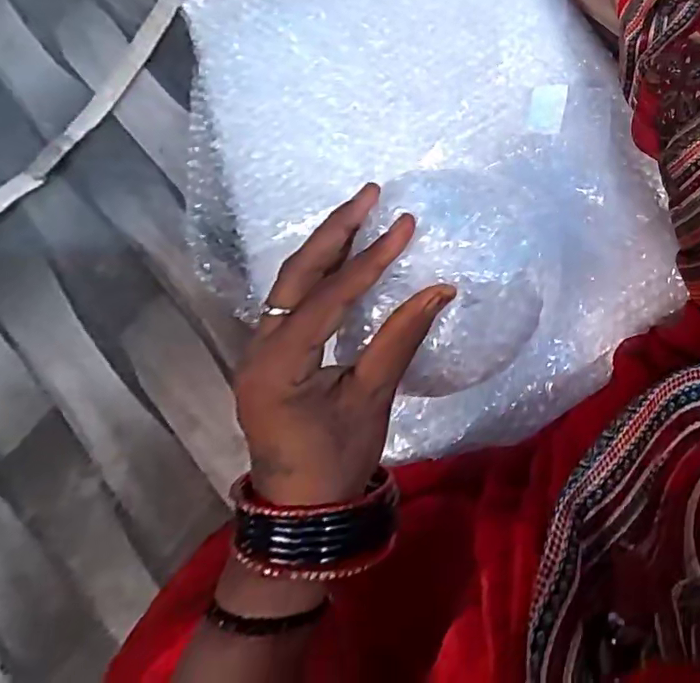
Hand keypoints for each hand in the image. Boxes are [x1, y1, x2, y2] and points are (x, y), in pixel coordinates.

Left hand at [232, 183, 453, 505]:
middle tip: (368, 194)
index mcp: (279, 364)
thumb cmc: (335, 458)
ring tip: (360, 211)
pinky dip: (323, 269)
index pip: (329, 297)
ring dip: (327, 244)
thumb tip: (440, 289)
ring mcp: (260, 347)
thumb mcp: (372, 399)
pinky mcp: (273, 351)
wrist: (300, 507)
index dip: (370, 260)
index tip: (404, 225)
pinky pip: (296, 297)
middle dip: (335, 231)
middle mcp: (259, 347)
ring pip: (292, 282)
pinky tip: (345, 252)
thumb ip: (401, 338)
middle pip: (297, 274)